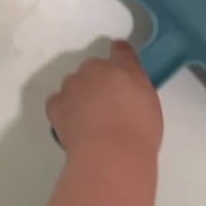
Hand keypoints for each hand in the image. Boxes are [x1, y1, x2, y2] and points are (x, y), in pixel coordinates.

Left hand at [46, 40, 162, 156]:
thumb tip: (126, 93)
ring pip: (74, 84)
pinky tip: (74, 126)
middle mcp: (96, 69)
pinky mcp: (55, 103)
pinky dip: (64, 110)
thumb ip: (136, 91)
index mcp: (125, 69)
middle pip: (94, 68)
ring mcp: (72, 85)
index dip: (120, 55)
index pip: (121, 51)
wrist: (112, 153)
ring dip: (80, 95)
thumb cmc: (139, 132)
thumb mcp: (149, 106)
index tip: (119, 60)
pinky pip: (59, 102)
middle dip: (98, 81)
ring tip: (88, 120)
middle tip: (106, 105)